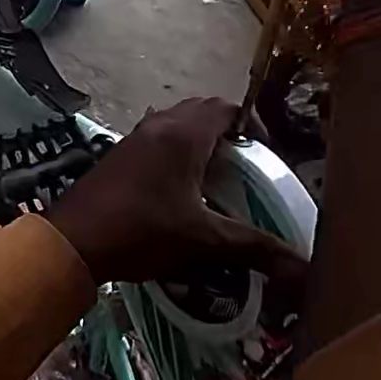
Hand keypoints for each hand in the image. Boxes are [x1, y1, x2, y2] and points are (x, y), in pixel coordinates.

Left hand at [44, 99, 301, 284]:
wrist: (73, 239)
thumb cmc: (142, 231)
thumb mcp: (204, 241)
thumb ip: (256, 249)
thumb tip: (307, 272)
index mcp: (182, 135)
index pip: (226, 107)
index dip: (252, 123)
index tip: (267, 154)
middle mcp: (156, 127)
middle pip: (200, 111)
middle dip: (227, 131)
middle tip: (245, 166)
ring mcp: (131, 139)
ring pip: (173, 125)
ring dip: (197, 141)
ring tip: (216, 177)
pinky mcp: (115, 156)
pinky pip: (153, 140)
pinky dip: (172, 152)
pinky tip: (178, 188)